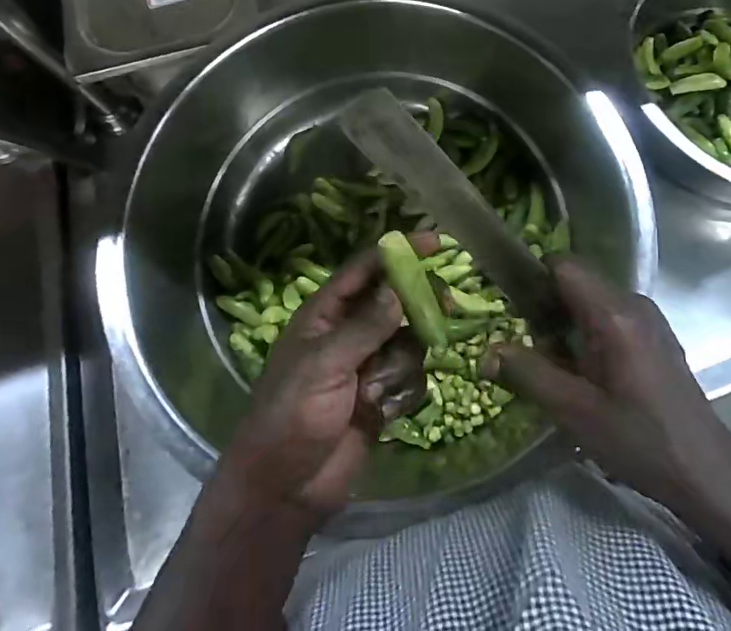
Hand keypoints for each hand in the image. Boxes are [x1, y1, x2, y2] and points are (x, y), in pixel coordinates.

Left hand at [215, 234, 436, 520]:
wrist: (285, 488)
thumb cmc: (292, 414)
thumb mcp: (325, 365)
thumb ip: (366, 327)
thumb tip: (400, 289)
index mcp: (325, 314)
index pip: (366, 269)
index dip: (398, 252)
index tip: (436, 241)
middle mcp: (349, 333)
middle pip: (395, 303)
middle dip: (417, 307)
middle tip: (444, 305)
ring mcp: (366, 366)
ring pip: (409, 343)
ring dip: (400, 366)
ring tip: (375, 392)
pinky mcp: (381, 397)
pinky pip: (411, 379)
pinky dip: (402, 394)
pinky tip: (383, 415)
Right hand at [480, 256, 730, 517]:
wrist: (706, 472)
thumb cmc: (639, 440)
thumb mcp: (574, 411)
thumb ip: (526, 373)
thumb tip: (485, 353)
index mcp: (614, 314)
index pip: (563, 265)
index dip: (533, 278)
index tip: (511, 306)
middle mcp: (633, 303)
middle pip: (576, 281)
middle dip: (545, 305)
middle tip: (526, 341)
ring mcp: (648, 317)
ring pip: (591, 299)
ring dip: (565, 320)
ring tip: (551, 359)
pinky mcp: (655, 334)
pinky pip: (609, 314)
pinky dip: (587, 330)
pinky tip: (582, 369)